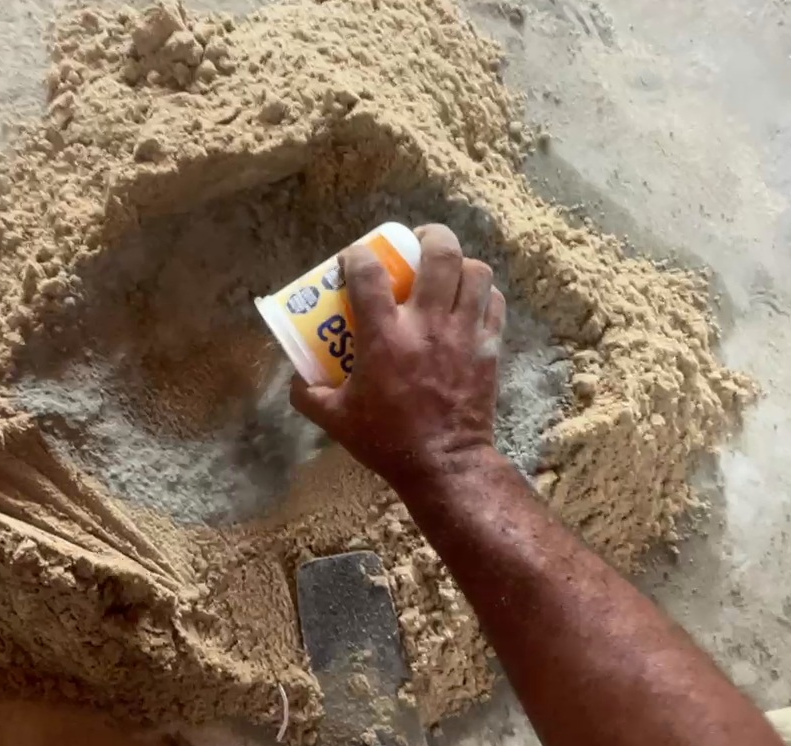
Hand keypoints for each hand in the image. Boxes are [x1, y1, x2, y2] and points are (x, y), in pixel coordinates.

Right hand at [291, 223, 507, 492]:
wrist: (442, 463)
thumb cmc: (385, 440)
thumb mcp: (334, 419)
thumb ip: (308, 394)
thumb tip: (297, 376)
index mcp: (384, 337)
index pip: (369, 274)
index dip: (357, 256)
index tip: (352, 259)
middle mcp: (426, 324)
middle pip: (438, 253)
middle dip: (426, 238)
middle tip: (414, 245)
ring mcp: (464, 332)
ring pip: (474, 270)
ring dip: (459, 262)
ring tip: (445, 271)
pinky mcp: (489, 346)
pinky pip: (493, 300)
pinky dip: (481, 292)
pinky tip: (467, 301)